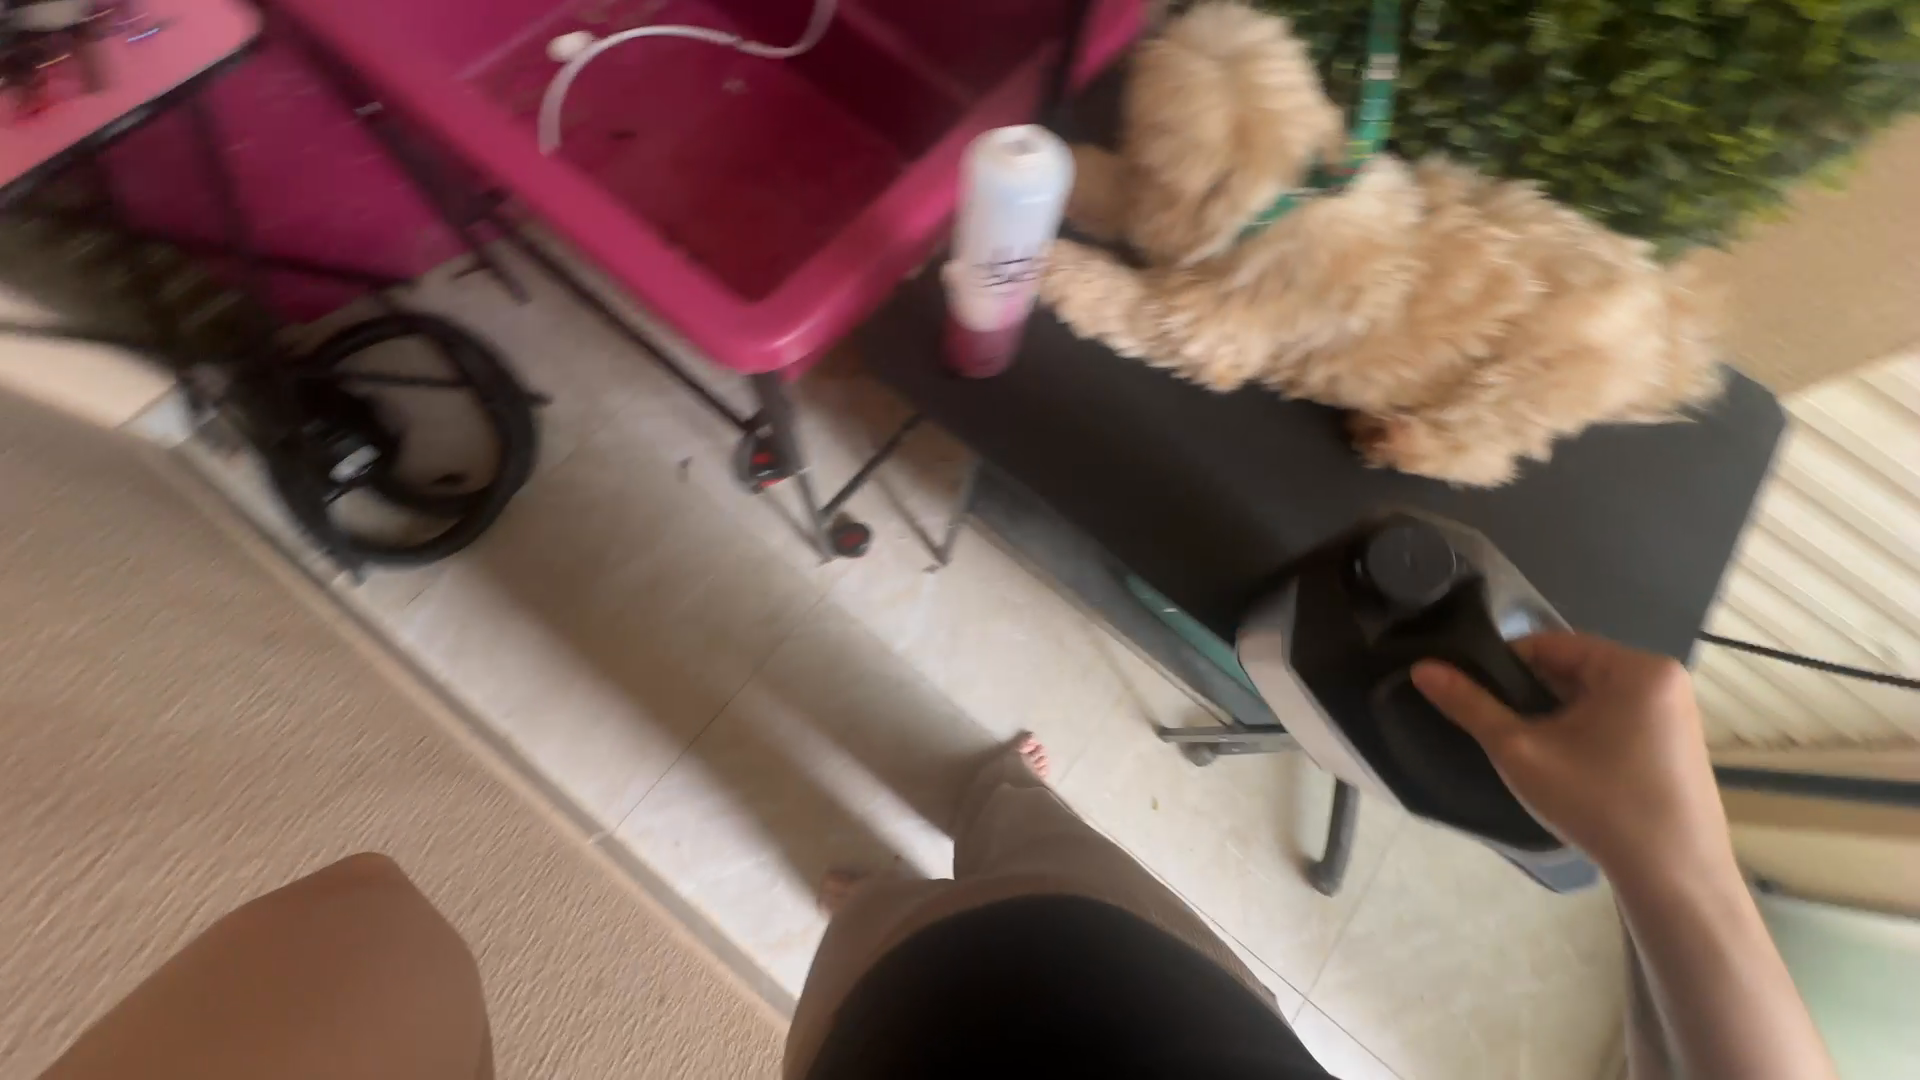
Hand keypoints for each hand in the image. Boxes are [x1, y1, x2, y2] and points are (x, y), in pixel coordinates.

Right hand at [1410, 633, 1732, 885]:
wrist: (1674, 879)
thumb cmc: (1597, 802)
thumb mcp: (1517, 748)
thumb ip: (1468, 703)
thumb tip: (1420, 667)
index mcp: (1634, 668)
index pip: (1544, 644)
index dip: (1498, 667)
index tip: (1473, 697)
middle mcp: (1662, 678)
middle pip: (1566, 667)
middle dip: (1525, 693)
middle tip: (1498, 727)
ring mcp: (1674, 710)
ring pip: (1585, 693)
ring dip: (1549, 713)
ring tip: (1525, 747)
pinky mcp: (1674, 739)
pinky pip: (1609, 714)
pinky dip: (1577, 728)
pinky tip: (1562, 762)